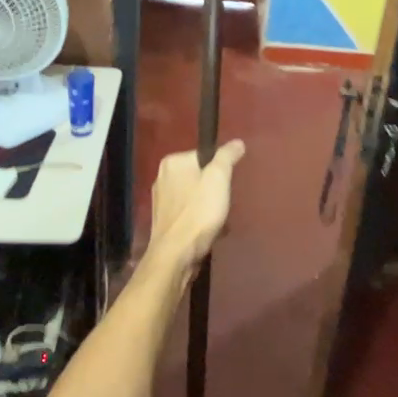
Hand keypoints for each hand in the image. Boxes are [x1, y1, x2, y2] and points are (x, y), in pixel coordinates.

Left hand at [148, 140, 245, 267]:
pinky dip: (199, 219)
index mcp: (172, 162)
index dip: (219, 169)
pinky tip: (208, 231)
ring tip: (218, 220)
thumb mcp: (219, 178)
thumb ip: (227, 156)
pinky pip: (188, 213)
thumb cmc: (199, 212)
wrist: (176, 253)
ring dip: (208, 206)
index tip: (226, 185)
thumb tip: (237, 142)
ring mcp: (160, 201)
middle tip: (224, 203)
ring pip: (194, 196)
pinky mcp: (163, 221)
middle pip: (199, 176)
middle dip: (214, 190)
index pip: (204, 156)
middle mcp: (162, 177)